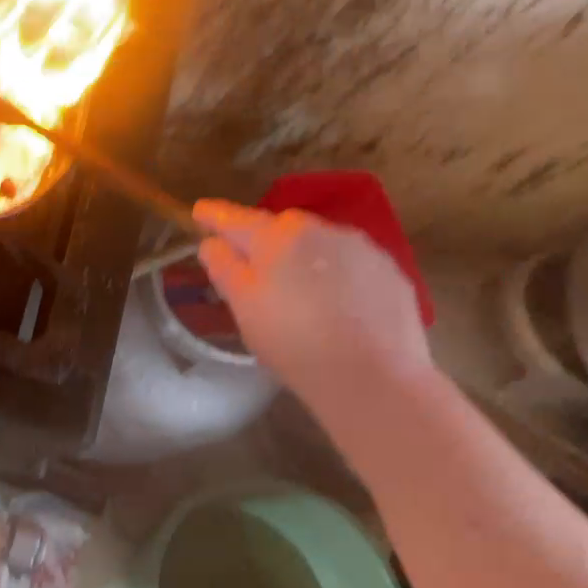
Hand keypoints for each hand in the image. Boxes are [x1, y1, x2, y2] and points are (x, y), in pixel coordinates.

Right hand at [194, 199, 432, 403]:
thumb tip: (213, 243)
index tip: (199, 211)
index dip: (215, 216)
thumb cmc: (292, 341)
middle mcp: (321, 230)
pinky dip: (332, 273)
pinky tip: (331, 303)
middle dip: (262, 237)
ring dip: (300, 255)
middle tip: (248, 262)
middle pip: (281, 226)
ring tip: (293, 287)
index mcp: (277, 237)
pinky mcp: (389, 271)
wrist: (373, 376)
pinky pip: (348, 262)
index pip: (236, 219)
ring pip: (318, 242)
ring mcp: (361, 248)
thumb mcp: (243, 307)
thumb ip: (224, 268)